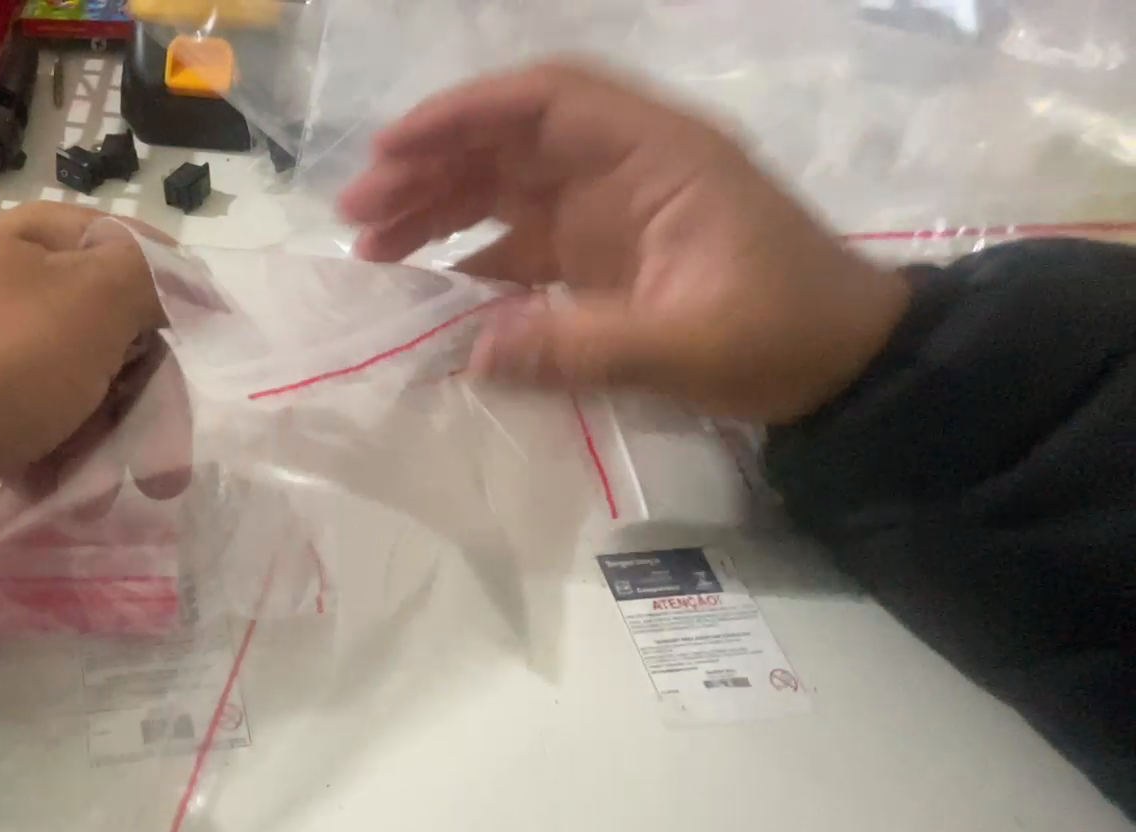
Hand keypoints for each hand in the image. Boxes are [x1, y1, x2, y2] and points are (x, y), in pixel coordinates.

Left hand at [0, 204, 188, 539]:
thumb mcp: (86, 304)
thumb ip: (148, 280)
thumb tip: (181, 287)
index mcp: (49, 243)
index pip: (148, 265)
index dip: (186, 319)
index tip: (204, 377)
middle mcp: (23, 290)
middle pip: (122, 341)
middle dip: (149, 407)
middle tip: (164, 470)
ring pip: (88, 396)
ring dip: (108, 447)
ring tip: (101, 491)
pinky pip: (45, 433)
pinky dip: (62, 464)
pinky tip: (62, 493)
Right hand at [337, 60, 912, 423]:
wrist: (839, 364)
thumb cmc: (781, 335)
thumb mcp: (683, 345)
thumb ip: (577, 347)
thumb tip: (468, 353)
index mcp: (654, 157)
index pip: (546, 103)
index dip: (462, 115)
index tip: (389, 151)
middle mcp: (619, 169)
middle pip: (505, 145)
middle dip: (425, 169)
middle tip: (355, 215)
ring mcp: (600, 214)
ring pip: (498, 190)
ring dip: (432, 210)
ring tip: (369, 248)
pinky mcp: (589, 257)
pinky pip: (509, 245)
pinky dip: (461, 260)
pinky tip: (422, 287)